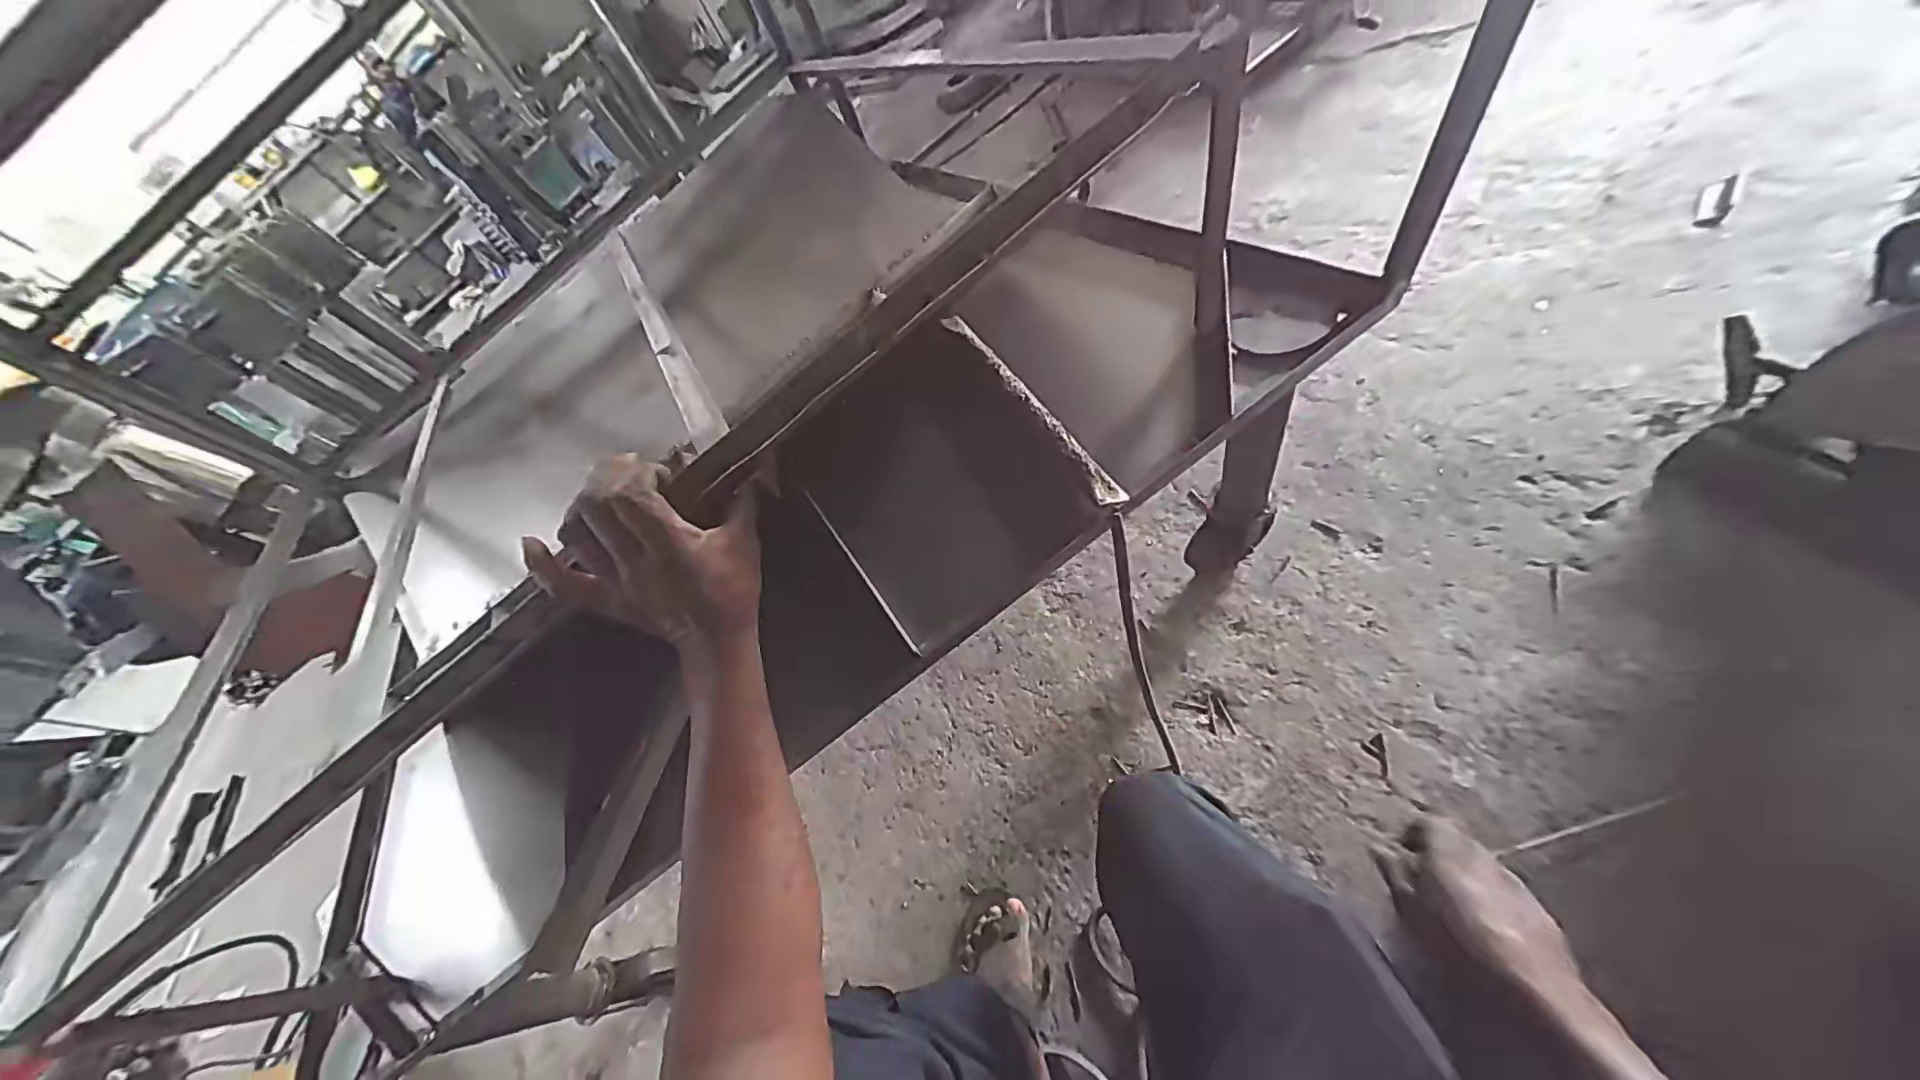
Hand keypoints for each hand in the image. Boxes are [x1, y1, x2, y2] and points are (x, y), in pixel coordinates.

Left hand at [521, 454, 760, 655]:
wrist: (717, 642)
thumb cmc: (733, 592)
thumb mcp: (746, 544)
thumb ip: (744, 505)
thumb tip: (752, 471)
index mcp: (669, 545)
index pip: (631, 496)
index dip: (636, 472)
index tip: (658, 470)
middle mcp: (634, 561)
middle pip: (597, 506)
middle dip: (608, 477)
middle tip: (628, 471)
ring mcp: (614, 582)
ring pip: (575, 534)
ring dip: (581, 504)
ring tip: (602, 495)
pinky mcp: (605, 600)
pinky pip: (563, 584)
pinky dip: (541, 564)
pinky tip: (533, 542)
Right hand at [1374, 816, 1582, 996]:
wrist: (1535, 992)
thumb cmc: (1458, 943)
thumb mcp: (1410, 908)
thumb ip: (1396, 873)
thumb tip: (1382, 850)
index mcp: (1450, 849)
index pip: (1429, 821)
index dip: (1413, 834)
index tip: (1401, 854)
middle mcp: (1485, 858)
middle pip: (1460, 844)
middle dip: (1442, 857)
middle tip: (1425, 883)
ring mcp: (1518, 885)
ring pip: (1485, 870)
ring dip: (1469, 881)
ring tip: (1455, 909)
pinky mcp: (1542, 915)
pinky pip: (1508, 896)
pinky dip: (1493, 904)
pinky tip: (1487, 931)